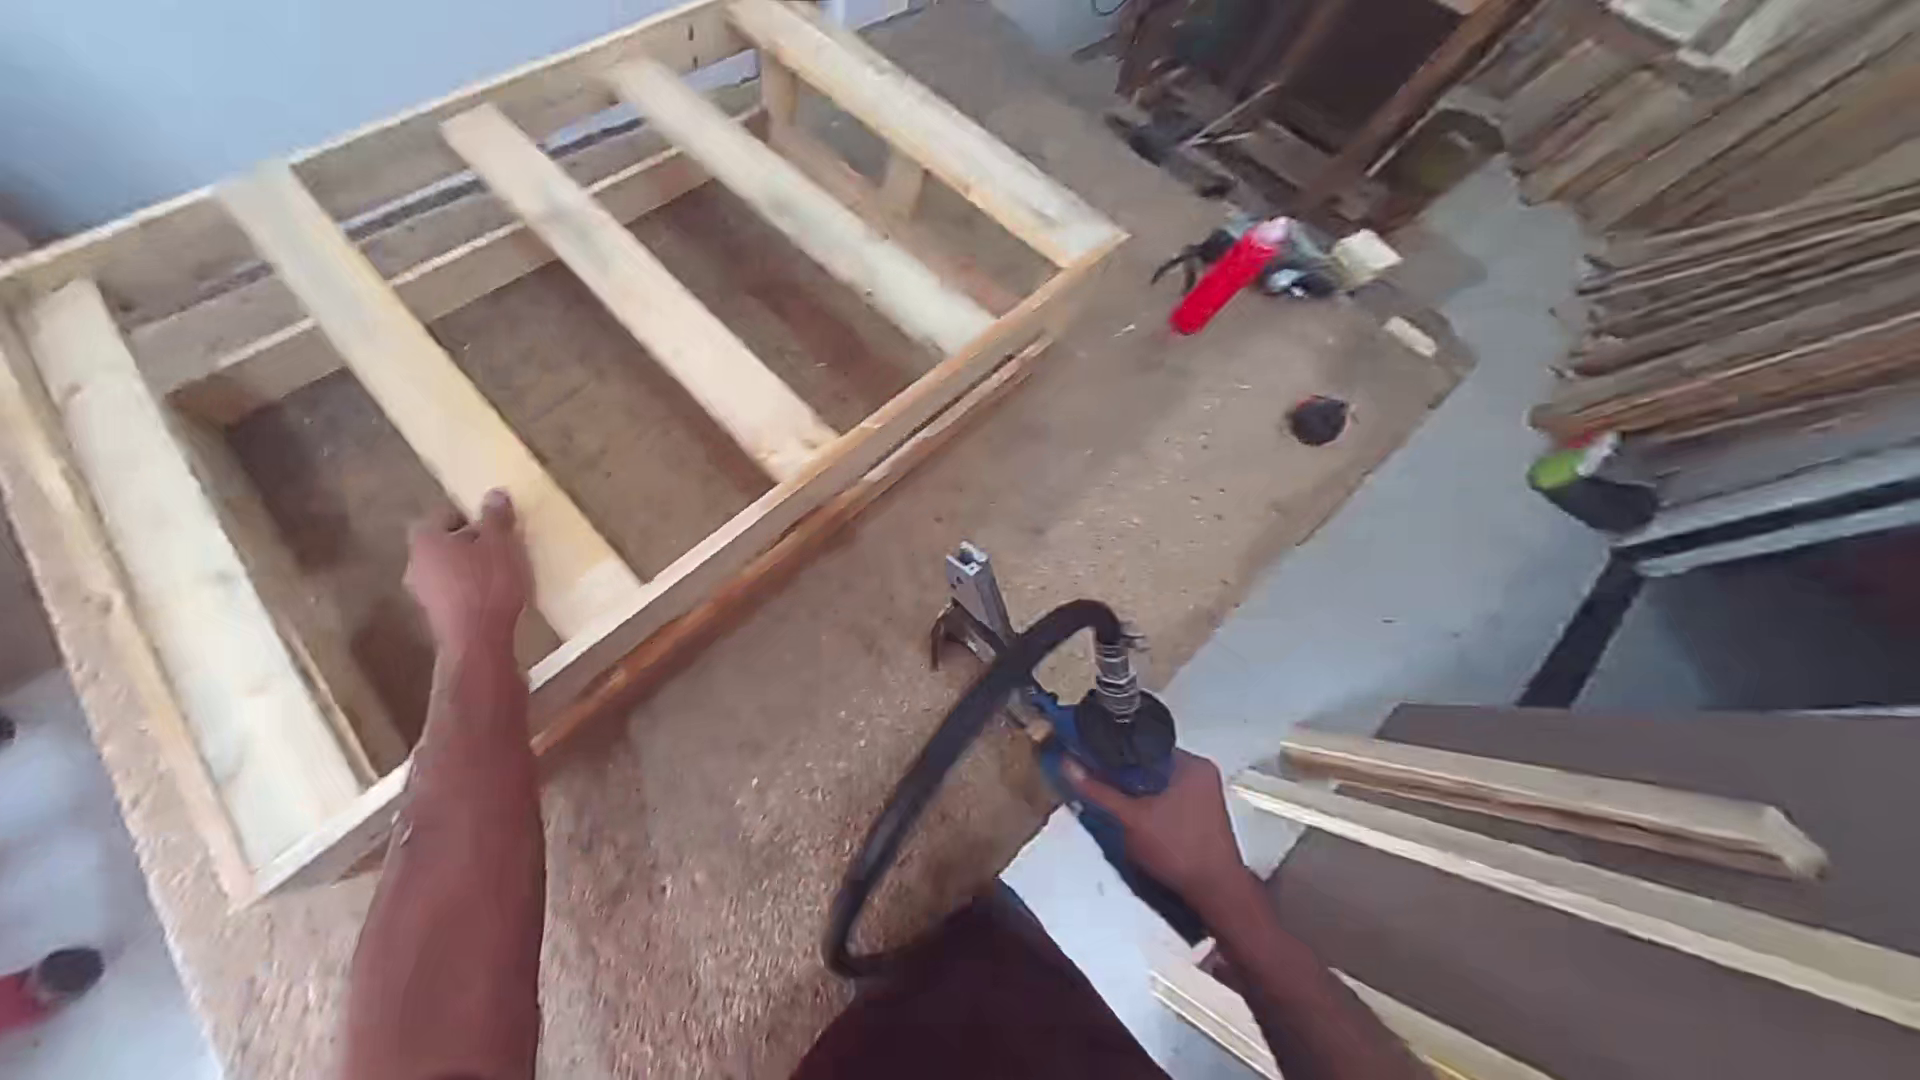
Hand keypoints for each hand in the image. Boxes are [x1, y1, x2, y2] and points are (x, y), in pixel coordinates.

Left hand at [405, 489, 531, 654]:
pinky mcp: (435, 614)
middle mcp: (414, 563)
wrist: (477, 640)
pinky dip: (469, 586)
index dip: (468, 513)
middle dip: (469, 540)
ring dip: (469, 565)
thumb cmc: (489, 584)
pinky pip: (452, 589)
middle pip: (442, 542)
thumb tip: (494, 493)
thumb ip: (496, 518)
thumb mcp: (502, 545)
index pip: (441, 514)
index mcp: (425, 540)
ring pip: (446, 567)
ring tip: (501, 569)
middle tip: (500, 543)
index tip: (493, 520)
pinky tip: (493, 592)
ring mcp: (421, 591)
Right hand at [1065, 749, 1247, 901]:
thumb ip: (1099, 791)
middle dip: (1124, 771)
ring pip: (1157, 780)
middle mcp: (1201, 773)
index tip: (1090, 754)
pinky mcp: (1203, 813)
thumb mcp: (1131, 819)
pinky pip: (1167, 795)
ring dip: (1135, 788)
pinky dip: (1148, 800)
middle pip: (1150, 762)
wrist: (1216, 895)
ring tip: (1109, 793)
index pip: (1144, 742)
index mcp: (1192, 764)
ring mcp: (1204, 794)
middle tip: (1096, 775)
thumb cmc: (1177, 850)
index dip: (1115, 749)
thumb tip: (1067, 763)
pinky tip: (1131, 812)